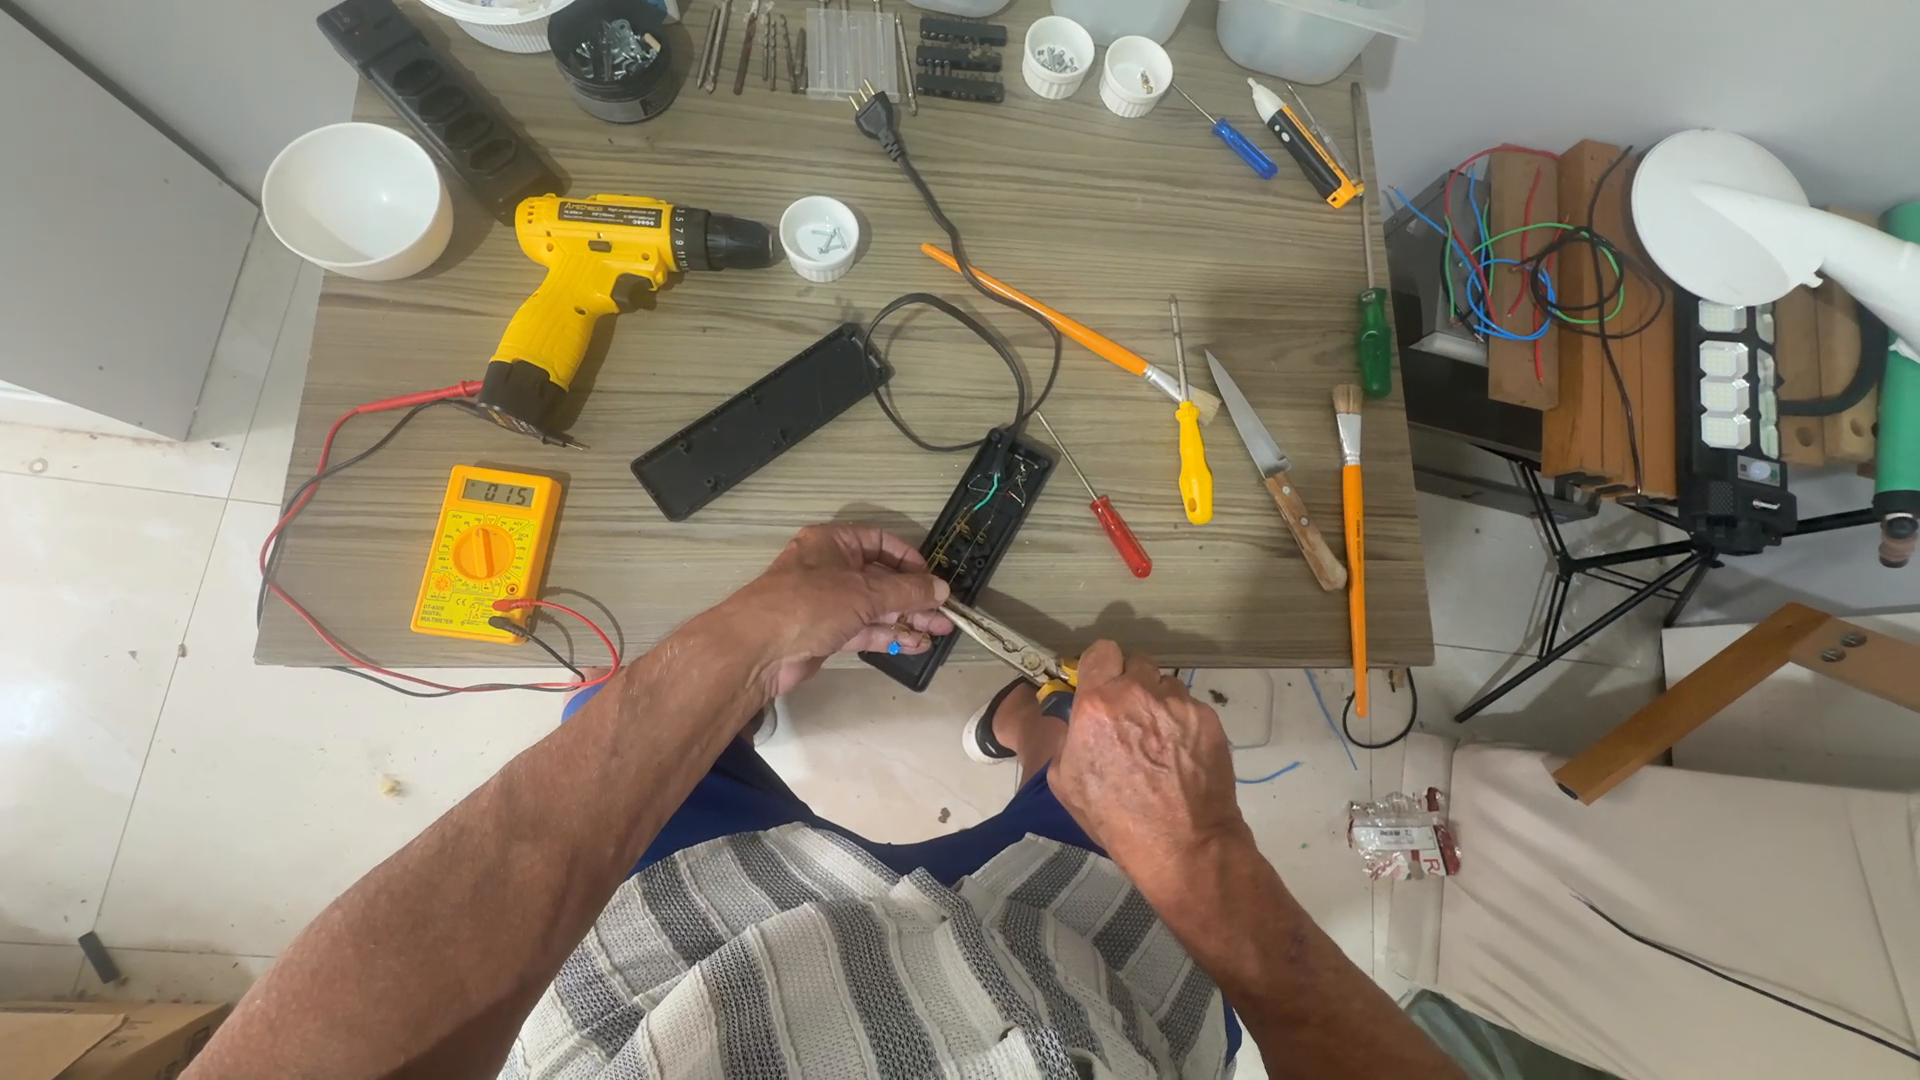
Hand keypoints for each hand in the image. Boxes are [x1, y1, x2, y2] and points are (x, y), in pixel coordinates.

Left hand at [722, 524, 952, 696]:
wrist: (758, 650)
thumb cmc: (809, 603)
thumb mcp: (864, 591)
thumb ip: (906, 591)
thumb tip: (941, 589)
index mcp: (833, 543)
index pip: (879, 542)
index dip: (908, 559)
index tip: (931, 578)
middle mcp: (830, 569)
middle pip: (880, 578)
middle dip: (913, 596)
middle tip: (945, 612)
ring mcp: (827, 603)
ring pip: (875, 607)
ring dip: (906, 618)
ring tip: (940, 630)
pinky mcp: (826, 633)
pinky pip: (864, 630)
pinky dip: (889, 636)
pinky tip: (915, 643)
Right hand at [1050, 641, 1247, 878]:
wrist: (1183, 846)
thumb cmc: (1116, 819)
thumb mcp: (1065, 779)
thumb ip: (1068, 735)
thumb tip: (1078, 719)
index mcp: (1096, 704)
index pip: (1100, 651)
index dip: (1100, 666)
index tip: (1101, 683)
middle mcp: (1137, 693)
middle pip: (1134, 662)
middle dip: (1129, 682)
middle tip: (1129, 713)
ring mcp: (1177, 704)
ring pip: (1164, 684)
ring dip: (1157, 701)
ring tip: (1158, 738)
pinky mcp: (1207, 718)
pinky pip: (1188, 706)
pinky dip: (1182, 721)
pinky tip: (1180, 752)